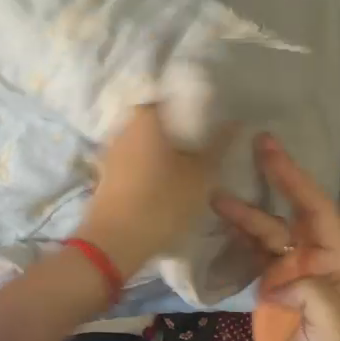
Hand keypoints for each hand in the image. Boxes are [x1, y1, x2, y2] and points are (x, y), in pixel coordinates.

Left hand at [73, 106, 230, 275]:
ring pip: (144, 142)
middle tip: (202, 144)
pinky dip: (149, 166)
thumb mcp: (200, 176)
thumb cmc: (161, 203)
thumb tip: (234, 122)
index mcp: (145, 116)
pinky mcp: (105, 177)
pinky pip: (134, 161)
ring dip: (163, 150)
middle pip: (157, 120)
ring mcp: (110, 153)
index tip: (211, 119)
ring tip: (186, 166)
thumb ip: (218, 146)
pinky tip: (164, 181)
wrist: (113, 244)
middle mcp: (123, 128)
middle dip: (179, 130)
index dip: (194, 106)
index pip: (173, 96)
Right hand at [212, 133, 339, 340]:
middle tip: (255, 144)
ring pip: (268, 227)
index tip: (274, 154)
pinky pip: (253, 247)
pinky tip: (217, 218)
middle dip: (277, 177)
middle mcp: (317, 256)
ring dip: (245, 210)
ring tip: (214, 195)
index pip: (320, 211)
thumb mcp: (332, 330)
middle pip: (295, 209)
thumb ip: (317, 297)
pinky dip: (237, 231)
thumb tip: (287, 274)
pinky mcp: (268, 281)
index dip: (298, 181)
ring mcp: (291, 268)